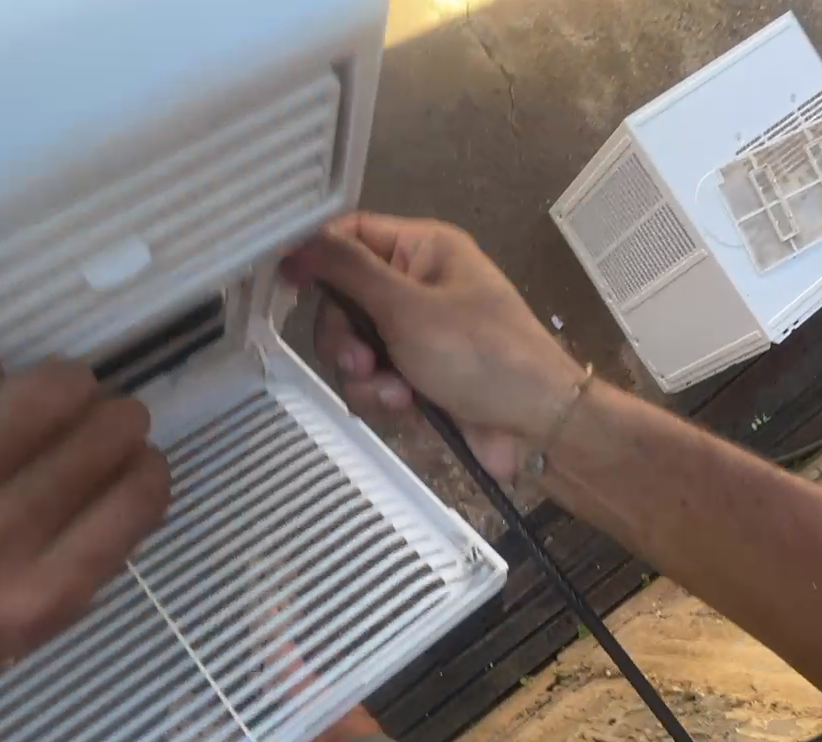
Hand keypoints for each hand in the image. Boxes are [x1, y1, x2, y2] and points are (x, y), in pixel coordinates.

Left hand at [0, 347, 170, 741]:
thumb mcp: (6, 638)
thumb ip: (70, 567)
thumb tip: (125, 489)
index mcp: (32, 602)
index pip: (131, 503)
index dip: (150, 468)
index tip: (142, 459)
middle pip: (89, 442)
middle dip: (118, 417)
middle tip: (109, 413)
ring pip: (28, 398)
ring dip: (65, 383)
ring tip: (61, 387)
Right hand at [280, 213, 584, 480]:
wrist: (534, 426)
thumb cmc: (481, 354)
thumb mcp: (408, 308)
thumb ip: (347, 271)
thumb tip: (296, 239)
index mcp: (424, 250)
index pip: (352, 234)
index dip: (317, 256)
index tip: (287, 284)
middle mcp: (419, 287)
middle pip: (345, 299)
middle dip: (345, 337)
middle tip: (359, 361)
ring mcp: (419, 336)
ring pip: (357, 347)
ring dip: (366, 375)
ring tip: (394, 392)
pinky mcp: (419, 378)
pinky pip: (377, 380)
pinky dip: (383, 396)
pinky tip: (405, 406)